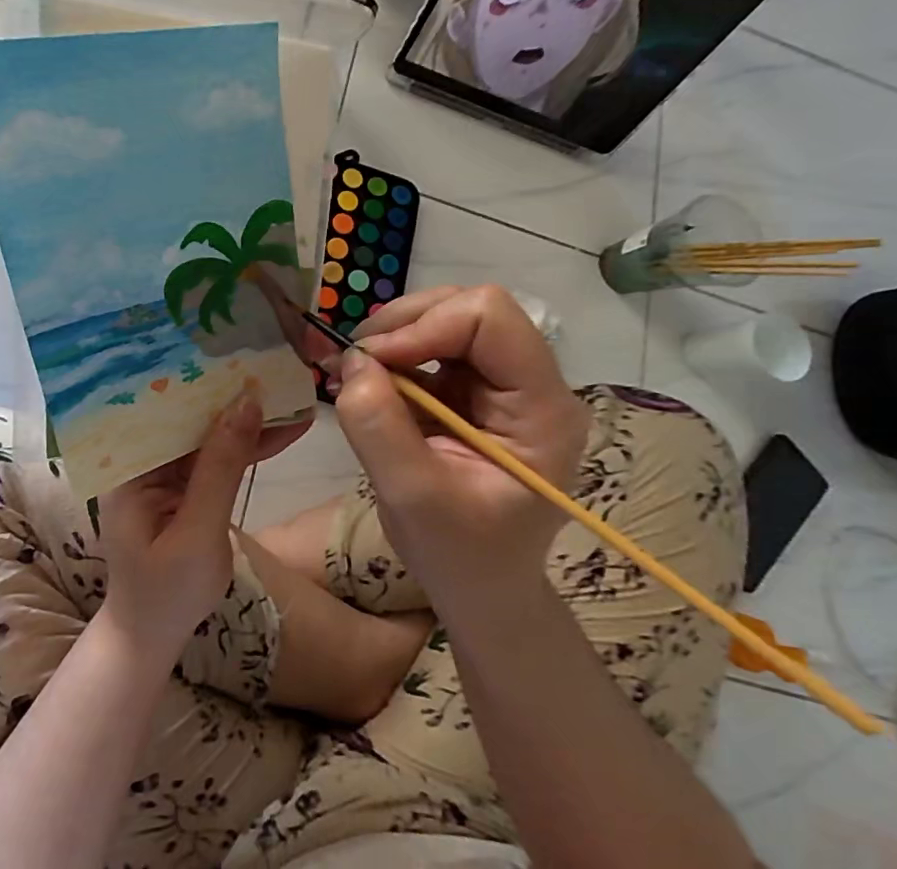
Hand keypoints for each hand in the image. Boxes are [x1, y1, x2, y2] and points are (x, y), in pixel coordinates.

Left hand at [97, 386, 308, 655]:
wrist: (153, 636)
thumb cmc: (166, 592)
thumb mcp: (197, 531)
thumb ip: (220, 467)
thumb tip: (247, 404)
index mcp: (127, 466)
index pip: (162, 409)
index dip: (200, 382)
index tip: (240, 357)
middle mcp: (141, 460)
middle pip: (188, 417)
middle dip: (231, 396)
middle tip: (276, 366)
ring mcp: (163, 473)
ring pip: (208, 435)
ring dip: (247, 420)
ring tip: (293, 395)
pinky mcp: (184, 487)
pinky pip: (217, 459)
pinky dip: (247, 448)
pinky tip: (284, 431)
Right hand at [333, 286, 590, 601]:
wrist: (479, 587)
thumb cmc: (460, 556)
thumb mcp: (413, 497)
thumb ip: (380, 428)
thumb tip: (354, 360)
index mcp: (542, 409)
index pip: (491, 318)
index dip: (426, 326)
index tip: (373, 362)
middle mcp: (530, 384)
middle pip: (468, 309)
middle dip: (404, 326)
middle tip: (355, 362)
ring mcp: (502, 386)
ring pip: (447, 321)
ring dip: (394, 339)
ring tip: (356, 374)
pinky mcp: (474, 392)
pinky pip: (432, 349)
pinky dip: (393, 357)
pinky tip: (369, 384)